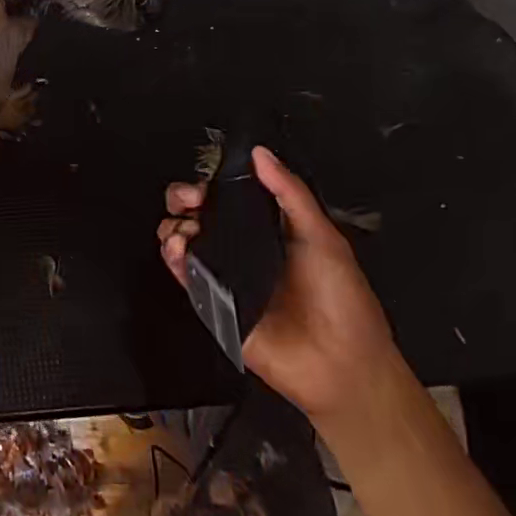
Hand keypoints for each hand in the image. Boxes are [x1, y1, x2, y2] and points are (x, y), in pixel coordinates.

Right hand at [157, 146, 401, 423]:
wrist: (342, 363)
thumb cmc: (340, 295)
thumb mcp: (322, 235)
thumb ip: (290, 192)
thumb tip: (259, 152)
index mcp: (266, 229)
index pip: (227, 198)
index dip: (211, 184)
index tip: (206, 180)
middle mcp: (241, 250)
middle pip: (198, 216)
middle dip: (183, 200)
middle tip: (189, 201)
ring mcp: (223, 279)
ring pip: (184, 243)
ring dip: (174, 228)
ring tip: (184, 230)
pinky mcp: (211, 307)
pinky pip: (185, 279)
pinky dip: (173, 260)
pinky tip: (176, 249)